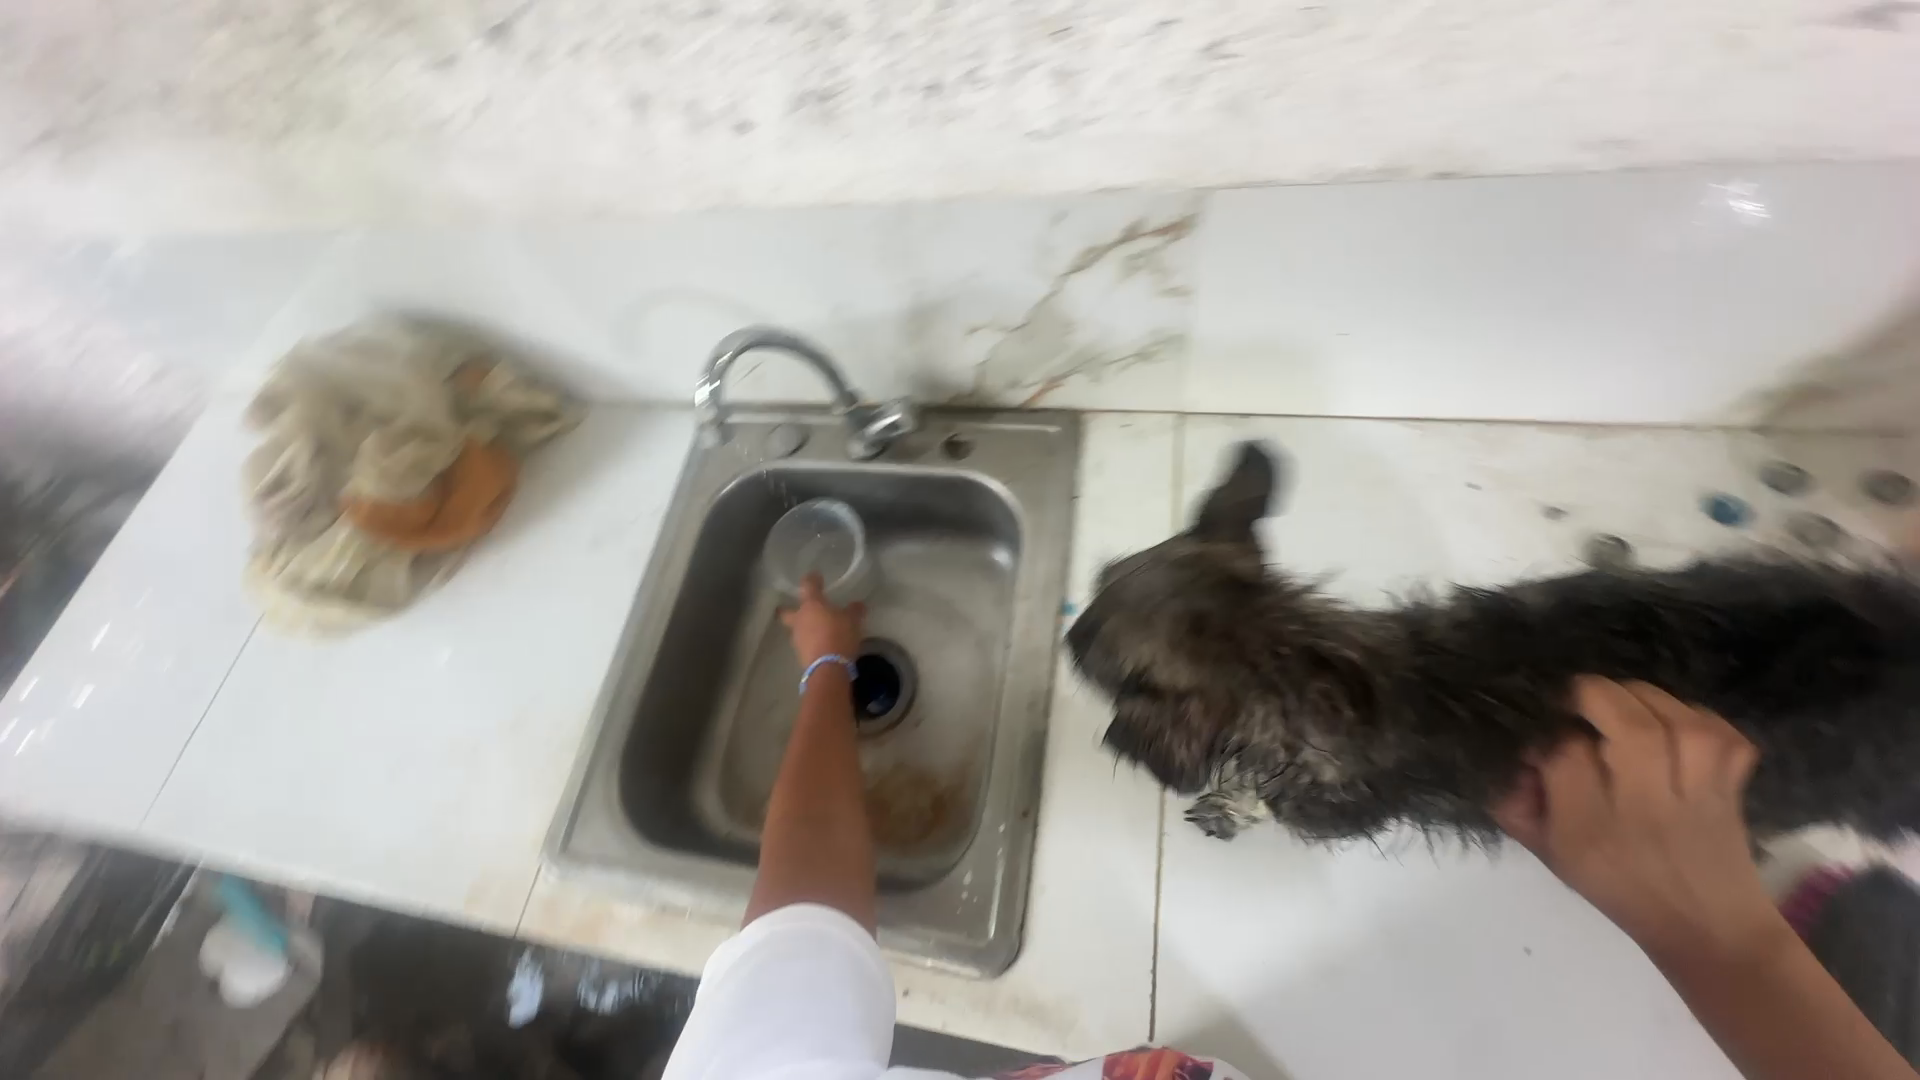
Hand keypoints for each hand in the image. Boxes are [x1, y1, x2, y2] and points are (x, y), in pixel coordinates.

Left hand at [780, 573, 865, 667]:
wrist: (828, 667)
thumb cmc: (839, 635)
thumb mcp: (853, 620)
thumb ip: (854, 611)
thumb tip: (858, 605)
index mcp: (811, 604)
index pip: (807, 586)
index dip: (811, 580)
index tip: (815, 577)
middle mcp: (800, 618)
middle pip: (786, 612)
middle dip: (788, 609)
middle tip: (797, 609)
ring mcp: (797, 637)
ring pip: (795, 628)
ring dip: (803, 627)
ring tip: (816, 629)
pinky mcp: (800, 654)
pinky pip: (803, 643)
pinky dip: (810, 641)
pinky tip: (821, 643)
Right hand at [1493, 676, 1783, 961]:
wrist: (1708, 928)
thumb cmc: (1614, 883)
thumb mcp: (1546, 848)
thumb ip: (1514, 800)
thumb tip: (1516, 752)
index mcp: (1591, 826)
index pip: (1563, 751)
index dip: (1544, 731)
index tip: (1537, 739)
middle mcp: (1649, 805)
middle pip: (1630, 723)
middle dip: (1592, 695)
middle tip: (1573, 704)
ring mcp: (1701, 795)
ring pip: (1679, 720)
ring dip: (1640, 698)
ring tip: (1616, 705)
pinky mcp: (1734, 788)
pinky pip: (1724, 735)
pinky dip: (1696, 715)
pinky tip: (1669, 722)